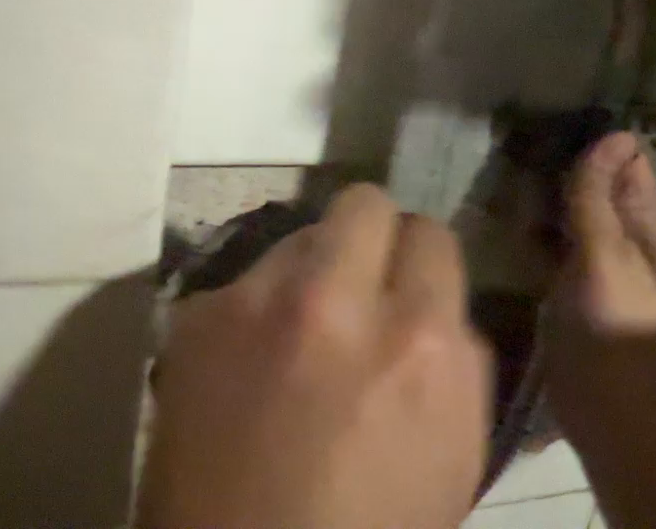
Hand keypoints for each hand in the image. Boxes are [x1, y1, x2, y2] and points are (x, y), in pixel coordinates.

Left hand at [138, 185, 491, 528]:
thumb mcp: (454, 453)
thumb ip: (456, 360)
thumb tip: (436, 305)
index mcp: (421, 342)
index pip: (432, 234)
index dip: (422, 260)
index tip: (410, 282)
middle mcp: (340, 302)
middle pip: (364, 203)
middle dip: (372, 233)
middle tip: (363, 277)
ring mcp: (259, 301)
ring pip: (300, 234)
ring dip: (311, 270)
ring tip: (301, 326)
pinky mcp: (199, 314)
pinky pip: (246, 280)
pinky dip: (257, 308)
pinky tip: (248, 361)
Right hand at [542, 134, 655, 528]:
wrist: (625, 437)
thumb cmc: (618, 343)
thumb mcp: (606, 262)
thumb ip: (600, 203)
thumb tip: (615, 136)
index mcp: (648, 236)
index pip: (629, 172)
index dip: (604, 144)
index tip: (562, 116)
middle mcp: (630, 252)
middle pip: (603, 197)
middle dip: (572, 169)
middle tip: (525, 142)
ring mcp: (603, 281)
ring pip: (579, 225)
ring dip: (553, 201)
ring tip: (514, 176)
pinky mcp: (578, 308)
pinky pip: (560, 256)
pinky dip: (541, 237)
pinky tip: (516, 232)